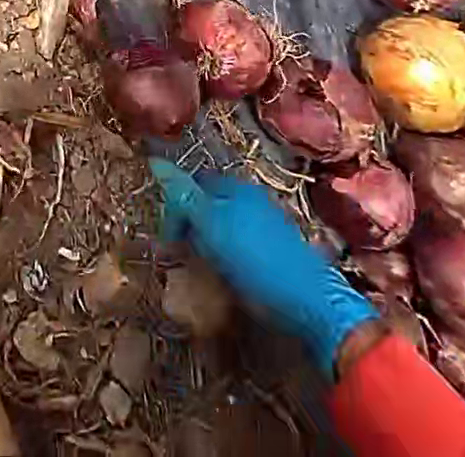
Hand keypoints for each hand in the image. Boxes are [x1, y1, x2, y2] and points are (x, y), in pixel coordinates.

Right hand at [150, 160, 377, 373]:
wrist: (308, 303)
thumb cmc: (255, 260)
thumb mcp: (213, 226)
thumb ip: (186, 197)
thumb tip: (156, 162)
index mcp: (236, 188)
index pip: (194, 184)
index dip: (175, 206)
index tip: (165, 237)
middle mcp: (251, 200)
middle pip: (208, 205)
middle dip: (189, 226)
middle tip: (178, 254)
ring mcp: (263, 226)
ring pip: (221, 228)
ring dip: (204, 246)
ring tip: (198, 270)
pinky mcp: (272, 252)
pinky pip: (236, 248)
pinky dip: (223, 259)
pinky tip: (222, 279)